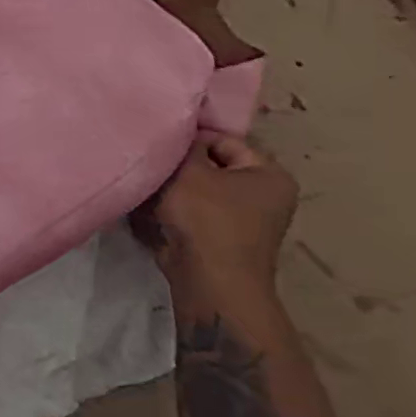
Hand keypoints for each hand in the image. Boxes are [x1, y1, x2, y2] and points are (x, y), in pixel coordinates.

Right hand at [150, 135, 298, 292]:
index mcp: (269, 175)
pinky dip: (170, 212)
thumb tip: (178, 136)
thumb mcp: (190, 171)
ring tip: (145, 189)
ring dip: (170, 191)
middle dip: (178, 168)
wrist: (208, 280)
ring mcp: (242, 223)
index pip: (225, 142)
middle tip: (149, 166)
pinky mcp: (219, 242)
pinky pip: (190, 216)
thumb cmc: (206, 218)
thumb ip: (184, 147)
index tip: (158, 145)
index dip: (189, 141)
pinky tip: (148, 212)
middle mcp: (264, 197)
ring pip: (196, 193)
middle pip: (210, 169)